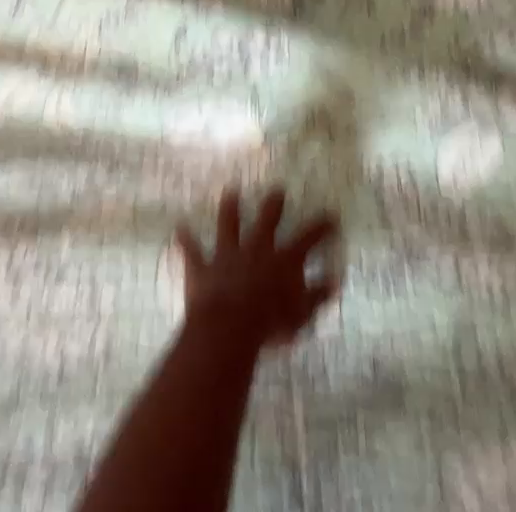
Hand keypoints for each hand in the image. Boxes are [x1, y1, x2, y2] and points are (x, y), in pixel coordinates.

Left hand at [173, 186, 341, 348]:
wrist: (228, 326)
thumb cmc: (270, 323)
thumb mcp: (302, 314)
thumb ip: (317, 295)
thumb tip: (336, 280)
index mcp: (283, 260)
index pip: (308, 238)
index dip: (321, 227)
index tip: (331, 215)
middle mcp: (256, 249)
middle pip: (266, 221)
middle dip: (273, 205)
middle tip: (277, 189)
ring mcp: (227, 255)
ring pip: (229, 226)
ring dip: (230, 210)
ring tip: (230, 193)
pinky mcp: (203, 268)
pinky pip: (192, 251)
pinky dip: (185, 240)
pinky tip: (179, 228)